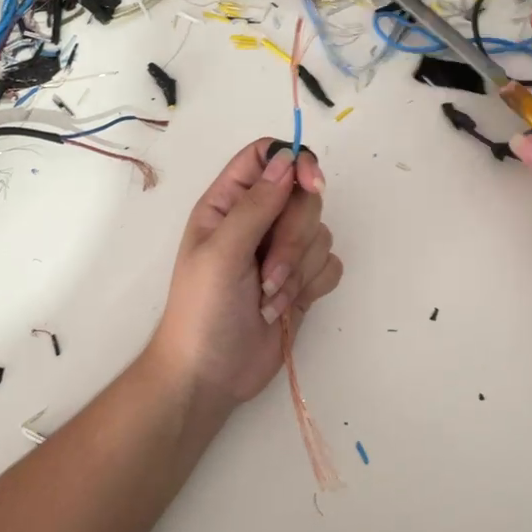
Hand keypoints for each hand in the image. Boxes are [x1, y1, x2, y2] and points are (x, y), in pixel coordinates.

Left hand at [148, 139, 343, 404]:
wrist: (210, 374)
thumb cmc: (202, 309)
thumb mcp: (221, 252)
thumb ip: (256, 205)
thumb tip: (287, 159)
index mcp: (227, 203)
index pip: (266, 157)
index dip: (293, 161)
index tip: (311, 186)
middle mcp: (256, 220)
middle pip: (302, 196)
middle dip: (293, 237)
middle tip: (268, 274)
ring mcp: (281, 251)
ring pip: (319, 232)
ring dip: (298, 270)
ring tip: (268, 299)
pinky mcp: (301, 281)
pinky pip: (329, 264)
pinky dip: (312, 285)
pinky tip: (285, 308)